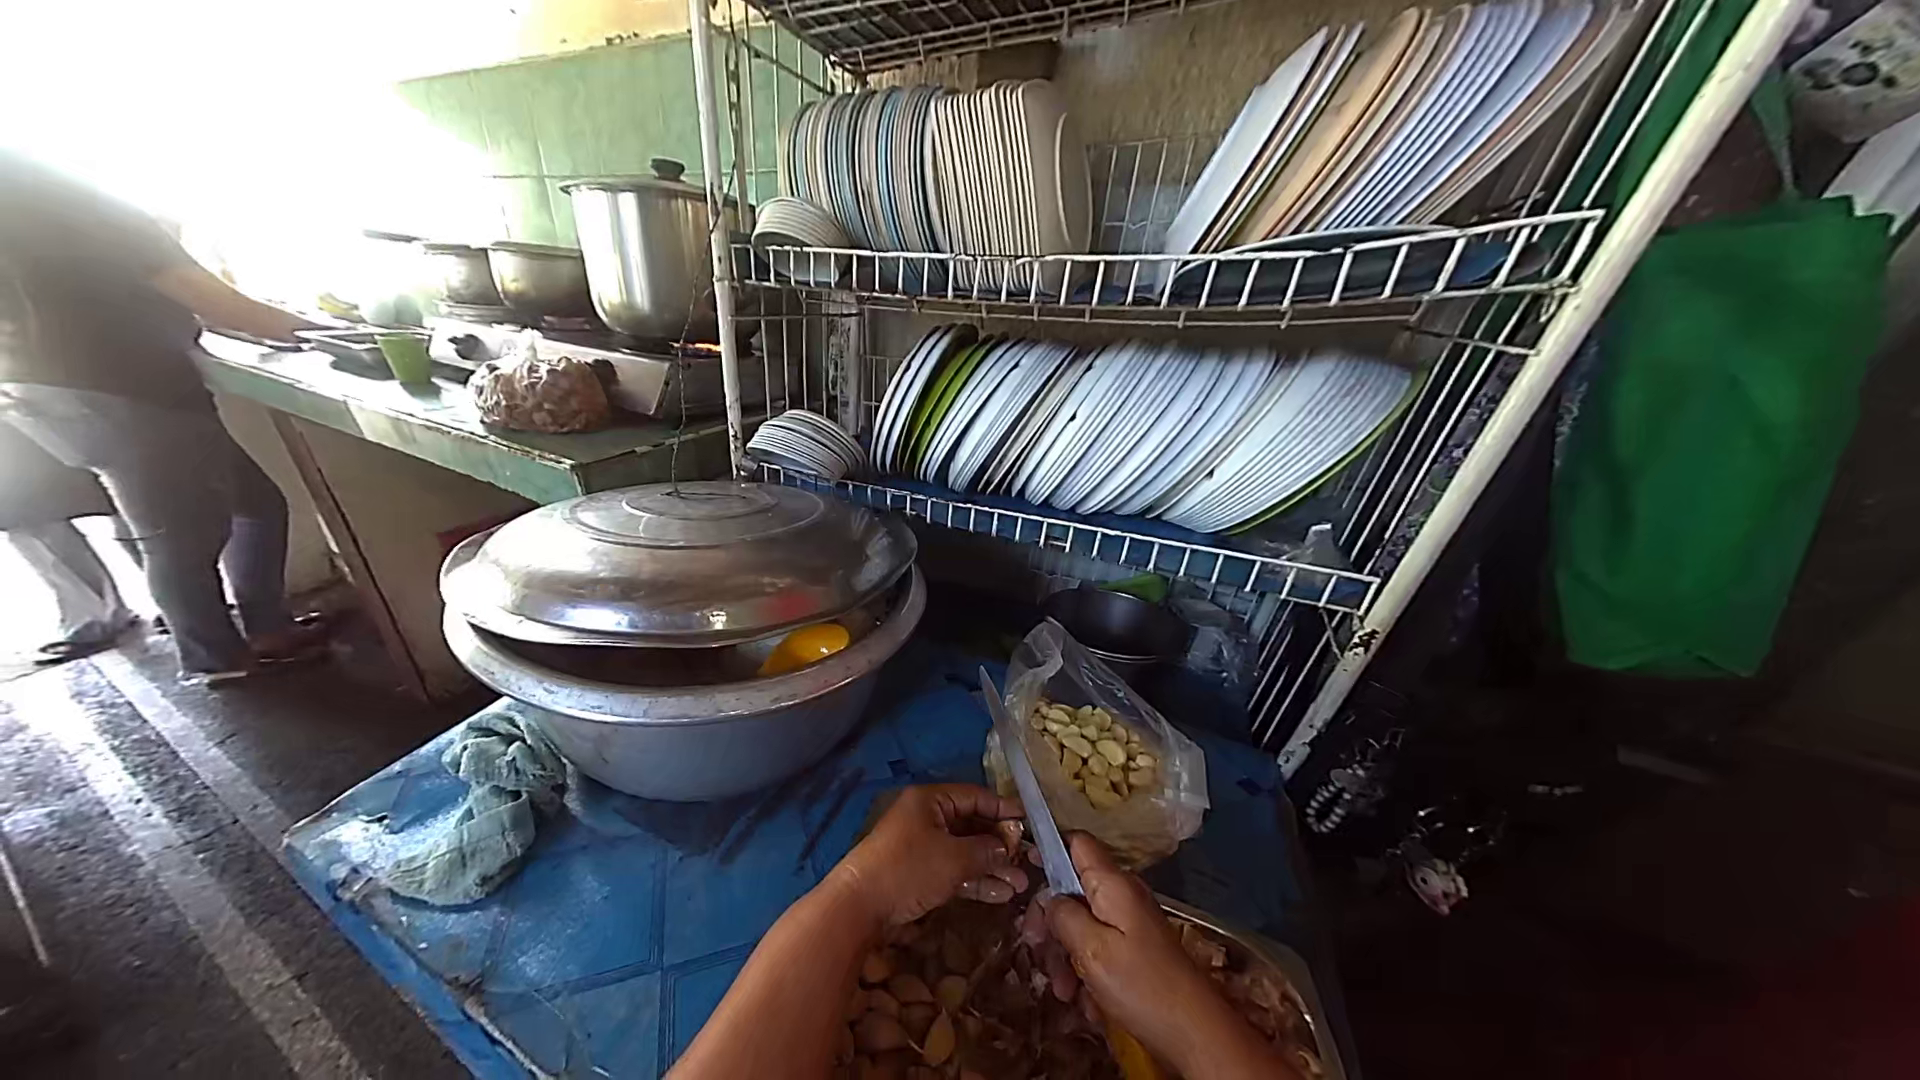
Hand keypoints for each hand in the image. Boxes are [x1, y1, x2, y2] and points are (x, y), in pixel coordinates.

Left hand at [831, 784, 1029, 927]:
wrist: (859, 907)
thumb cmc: (908, 869)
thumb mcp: (953, 857)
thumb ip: (985, 849)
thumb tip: (1007, 846)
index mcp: (931, 800)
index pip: (975, 796)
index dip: (1003, 809)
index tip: (1029, 822)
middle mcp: (928, 817)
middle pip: (972, 824)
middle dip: (1000, 844)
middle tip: (1027, 860)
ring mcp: (923, 846)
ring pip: (965, 850)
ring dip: (992, 866)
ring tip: (1020, 884)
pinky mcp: (920, 872)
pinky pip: (954, 869)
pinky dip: (975, 879)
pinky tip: (1000, 894)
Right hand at [1042, 834, 1293, 1078]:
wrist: (1198, 1035)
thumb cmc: (1142, 986)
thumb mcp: (1092, 950)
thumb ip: (1064, 916)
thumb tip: (1049, 897)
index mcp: (1112, 883)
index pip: (1077, 842)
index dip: (1049, 848)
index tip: (1025, 868)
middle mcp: (1121, 895)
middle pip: (1073, 888)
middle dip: (1051, 919)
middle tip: (1035, 950)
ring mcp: (1130, 923)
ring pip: (1083, 923)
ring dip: (1066, 954)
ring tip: (1063, 992)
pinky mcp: (1135, 950)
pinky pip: (1099, 947)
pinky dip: (1087, 971)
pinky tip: (1085, 1004)